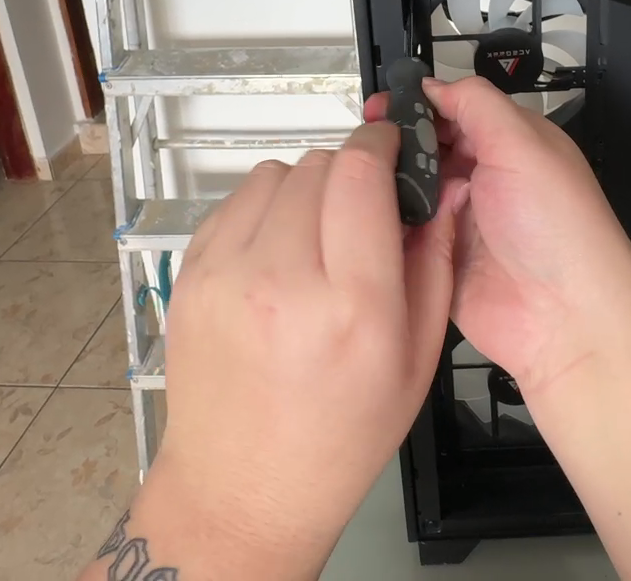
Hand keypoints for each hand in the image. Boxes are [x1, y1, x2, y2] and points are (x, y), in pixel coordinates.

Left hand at [130, 122, 456, 574]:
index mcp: (351, 304)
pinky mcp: (189, 275)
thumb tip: (442, 186)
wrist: (242, 488)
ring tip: (316, 235)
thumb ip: (435, 259)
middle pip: (320, 164)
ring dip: (306, 187)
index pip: (361, 173)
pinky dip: (265, 208)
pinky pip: (236, 200)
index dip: (381, 141)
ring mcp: (223, 275)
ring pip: (276, 173)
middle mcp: (280, 280)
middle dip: (350, 171)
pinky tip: (277, 251)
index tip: (392, 141)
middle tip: (361, 209)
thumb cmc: (340, 433)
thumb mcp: (418, 356)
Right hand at [366, 76, 630, 395]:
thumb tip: (435, 85)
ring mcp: (465, 222)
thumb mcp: (522, 144)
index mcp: (511, 145)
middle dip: (399, 146)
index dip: (419, 106)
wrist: (565, 318)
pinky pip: (407, 235)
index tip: (382, 106)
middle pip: (429, 150)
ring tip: (377, 184)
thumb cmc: (562, 231)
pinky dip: (393, 227)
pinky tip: (379, 219)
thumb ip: (477, 104)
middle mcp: (487, 181)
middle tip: (370, 145)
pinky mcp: (445, 260)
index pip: (455, 110)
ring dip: (395, 187)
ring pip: (412, 191)